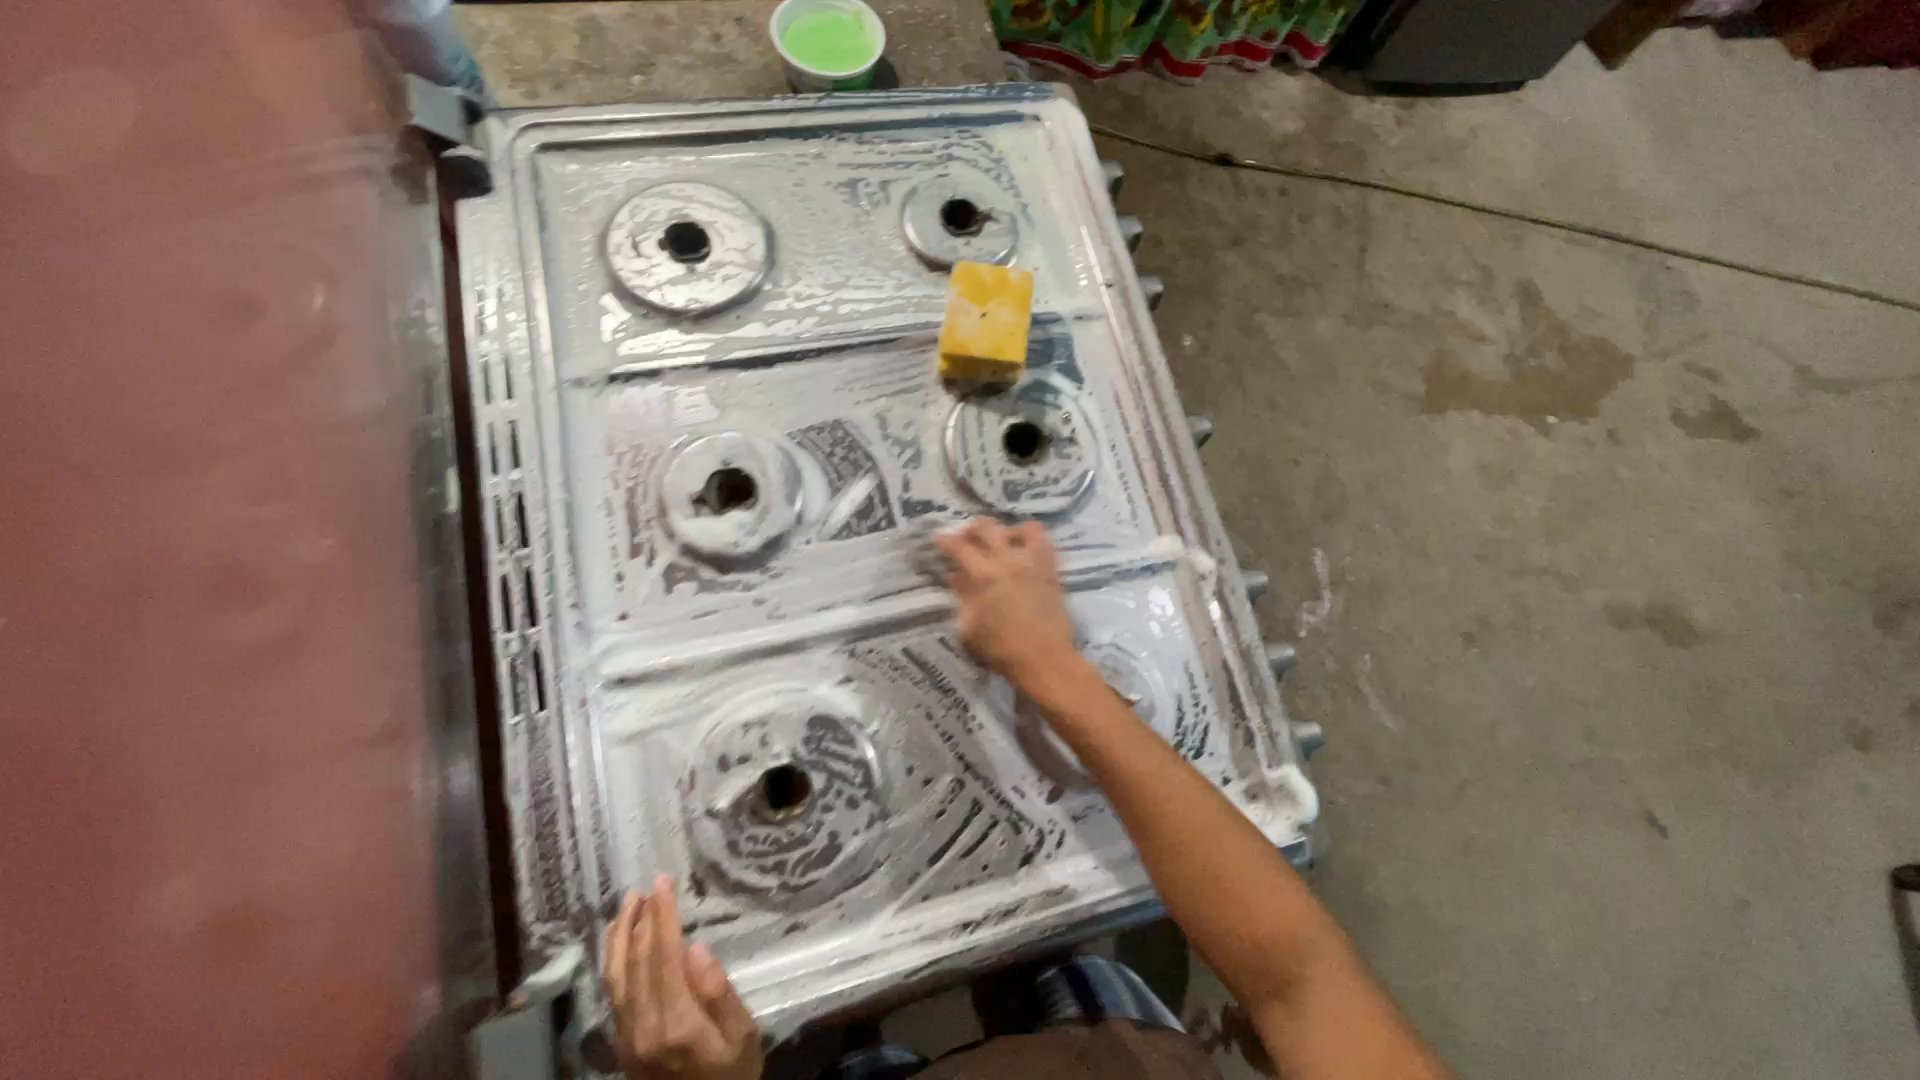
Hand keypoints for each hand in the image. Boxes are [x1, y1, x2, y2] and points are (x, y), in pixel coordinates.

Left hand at [604, 876, 762, 1079]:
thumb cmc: (733, 1075)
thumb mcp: (744, 1036)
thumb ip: (719, 993)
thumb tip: (697, 948)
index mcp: (677, 1023)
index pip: (664, 955)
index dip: (663, 915)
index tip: (664, 882)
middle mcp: (643, 1027)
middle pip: (636, 960)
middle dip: (642, 917)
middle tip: (652, 883)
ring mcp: (626, 1037)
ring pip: (615, 975)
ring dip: (620, 934)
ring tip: (629, 902)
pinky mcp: (620, 1043)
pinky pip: (611, 992)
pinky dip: (612, 959)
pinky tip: (619, 941)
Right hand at [933, 518, 1081, 694]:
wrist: (1043, 660)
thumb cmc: (1001, 650)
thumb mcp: (969, 627)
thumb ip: (962, 598)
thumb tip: (957, 577)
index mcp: (984, 576)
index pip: (959, 547)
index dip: (945, 541)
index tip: (938, 540)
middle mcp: (1009, 561)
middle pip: (988, 528)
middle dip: (972, 529)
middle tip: (965, 539)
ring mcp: (1034, 564)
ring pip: (1024, 529)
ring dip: (1008, 531)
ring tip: (1001, 542)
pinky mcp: (1052, 572)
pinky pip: (1047, 544)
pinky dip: (1033, 542)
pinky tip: (1025, 552)